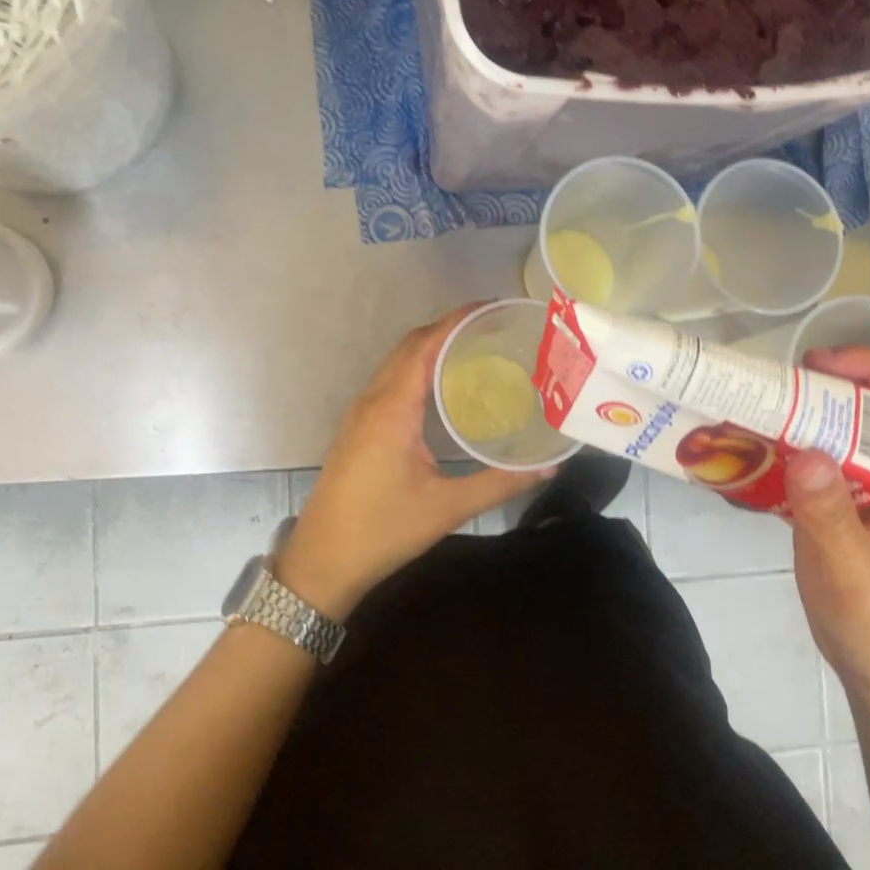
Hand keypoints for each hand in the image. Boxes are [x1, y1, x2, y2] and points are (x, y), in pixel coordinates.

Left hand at [275, 305, 550, 619]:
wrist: (322, 562)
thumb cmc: (382, 531)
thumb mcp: (446, 508)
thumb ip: (499, 483)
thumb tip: (547, 467)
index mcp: (391, 408)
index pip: (425, 345)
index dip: (457, 320)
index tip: (493, 308)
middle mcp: (372, 401)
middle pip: (410, 346)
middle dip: (448, 328)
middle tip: (494, 327)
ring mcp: (360, 415)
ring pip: (397, 364)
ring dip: (431, 348)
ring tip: (475, 350)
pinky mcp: (358, 430)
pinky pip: (390, 383)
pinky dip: (417, 370)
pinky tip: (444, 390)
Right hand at [780, 346, 869, 704]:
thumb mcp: (854, 575)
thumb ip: (829, 515)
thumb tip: (803, 449)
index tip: (822, 365)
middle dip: (833, 386)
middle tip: (779, 384)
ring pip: (848, 434)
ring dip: (808, 416)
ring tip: (760, 409)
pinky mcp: (844, 511)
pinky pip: (821, 465)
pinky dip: (791, 450)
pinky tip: (754, 453)